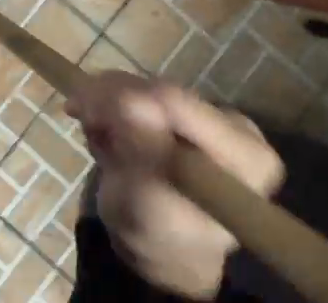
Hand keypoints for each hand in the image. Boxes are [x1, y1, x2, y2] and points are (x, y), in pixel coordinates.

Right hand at [67, 72, 283, 299]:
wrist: (160, 242)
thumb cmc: (158, 233)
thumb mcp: (147, 204)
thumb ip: (144, 156)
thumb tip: (130, 101)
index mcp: (245, 155)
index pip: (173, 102)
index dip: (118, 99)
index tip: (82, 116)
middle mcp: (238, 130)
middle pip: (152, 88)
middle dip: (105, 102)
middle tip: (81, 125)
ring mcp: (212, 118)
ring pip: (137, 84)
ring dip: (101, 103)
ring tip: (96, 137)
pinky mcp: (187, 112)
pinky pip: (134, 88)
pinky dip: (106, 104)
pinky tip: (104, 129)